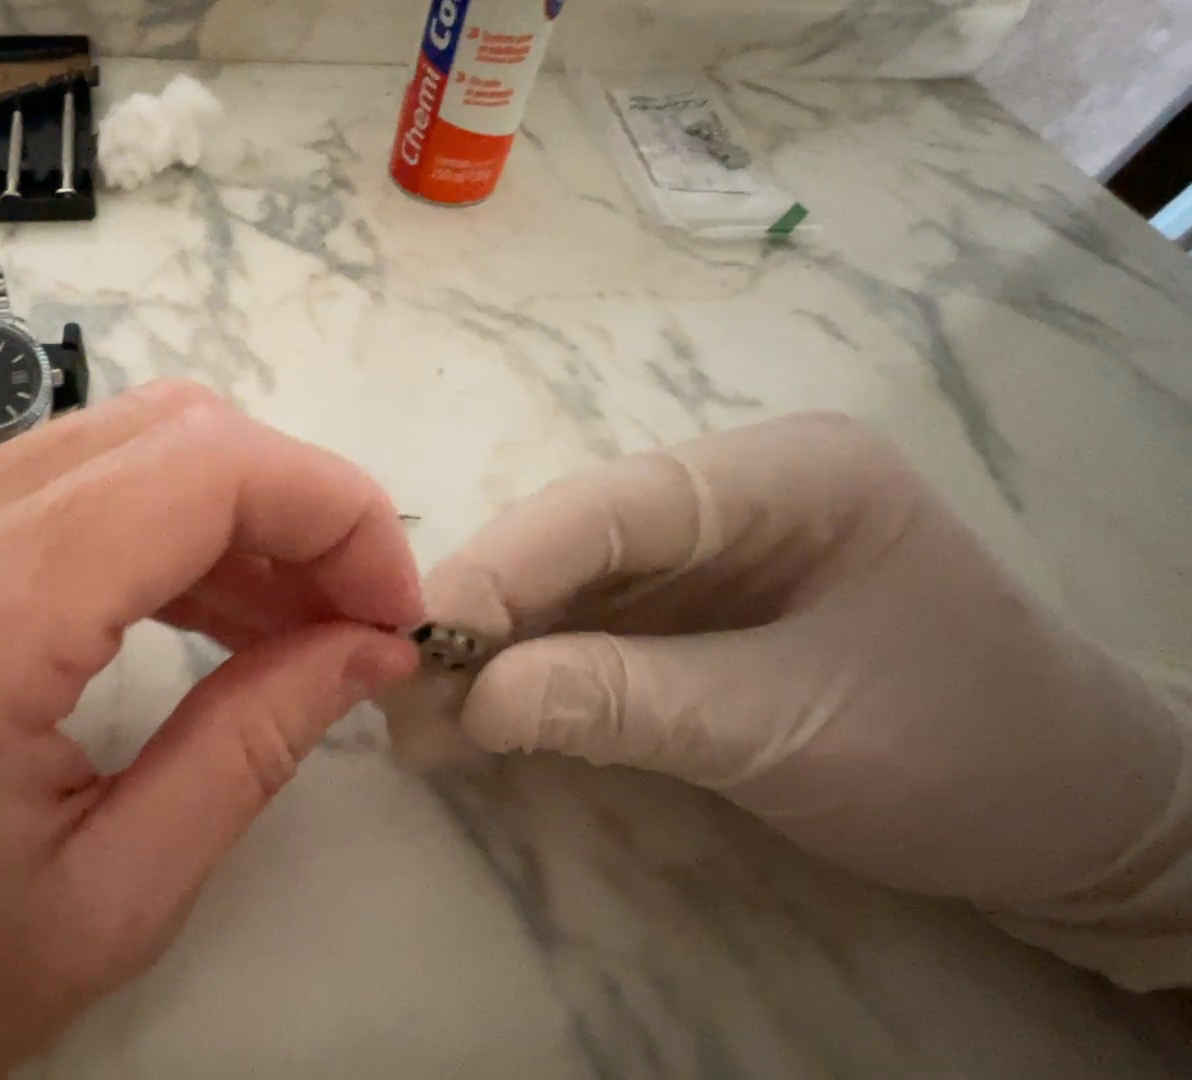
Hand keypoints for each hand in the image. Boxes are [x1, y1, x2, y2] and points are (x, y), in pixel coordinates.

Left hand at [0, 380, 420, 1078]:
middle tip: (355, 615)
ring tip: (301, 623)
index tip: (392, 605)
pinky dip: (171, 533)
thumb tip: (368, 647)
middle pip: (176, 430)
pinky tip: (219, 612)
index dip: (335, 511)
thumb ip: (255, 747)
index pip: (205, 471)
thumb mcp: (115, 896)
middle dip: (298, 506)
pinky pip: (79, 487)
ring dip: (240, 517)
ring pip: (132, 443)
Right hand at [379, 413, 1191, 989]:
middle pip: (562, 545)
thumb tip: (472, 701)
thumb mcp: (786, 728)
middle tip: (396, 696)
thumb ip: (622, 702)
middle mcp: (718, 498)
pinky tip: (471, 722)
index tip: (411, 635)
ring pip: (554, 592)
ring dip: (484, 658)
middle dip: (477, 622)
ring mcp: (690, 557)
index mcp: (775, 475)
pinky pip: (574, 634)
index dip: (499, 568)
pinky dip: (520, 681)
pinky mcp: (672, 615)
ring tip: (417, 726)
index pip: (603, 507)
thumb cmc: (967, 756)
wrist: (1073, 826)